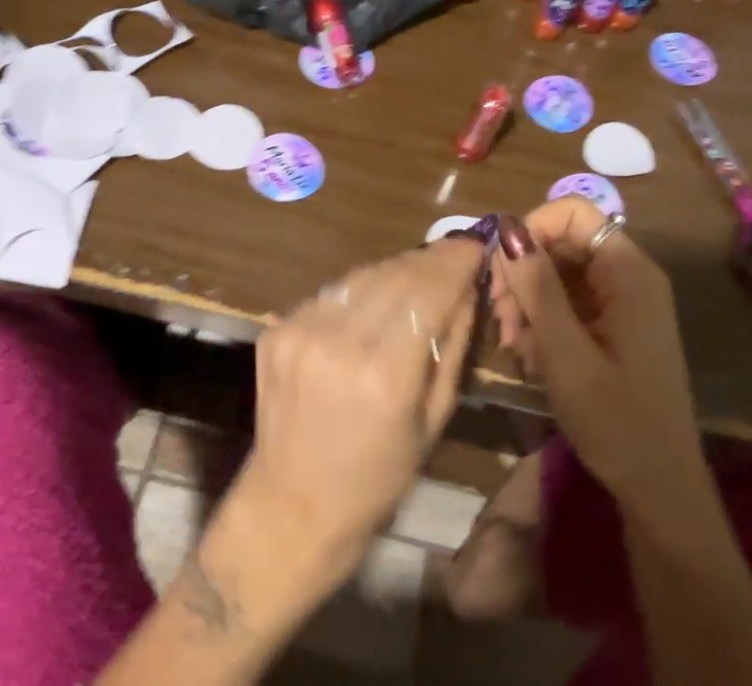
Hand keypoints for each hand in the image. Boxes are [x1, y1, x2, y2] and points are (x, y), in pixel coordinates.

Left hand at [235, 238, 484, 585]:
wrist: (293, 504)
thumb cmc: (378, 476)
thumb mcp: (434, 418)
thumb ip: (453, 346)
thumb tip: (467, 288)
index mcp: (386, 372)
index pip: (429, 289)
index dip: (455, 260)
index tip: (475, 246)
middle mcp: (339, 342)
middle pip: (395, 274)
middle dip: (429, 260)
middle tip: (453, 256)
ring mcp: (299, 332)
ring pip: (360, 276)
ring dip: (394, 272)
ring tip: (417, 280)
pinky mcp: (275, 331)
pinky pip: (329, 295)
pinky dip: (358, 293)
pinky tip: (371, 310)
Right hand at [491, 197, 704, 504]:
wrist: (659, 483)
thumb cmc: (614, 419)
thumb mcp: (565, 353)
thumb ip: (537, 287)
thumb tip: (507, 229)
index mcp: (629, 272)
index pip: (573, 212)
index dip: (530, 229)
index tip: (500, 273)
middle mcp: (630, 276)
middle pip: (563, 241)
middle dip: (522, 270)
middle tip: (500, 318)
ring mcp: (623, 302)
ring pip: (560, 273)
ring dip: (527, 300)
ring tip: (513, 344)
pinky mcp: (615, 327)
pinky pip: (570, 302)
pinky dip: (543, 320)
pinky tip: (529, 354)